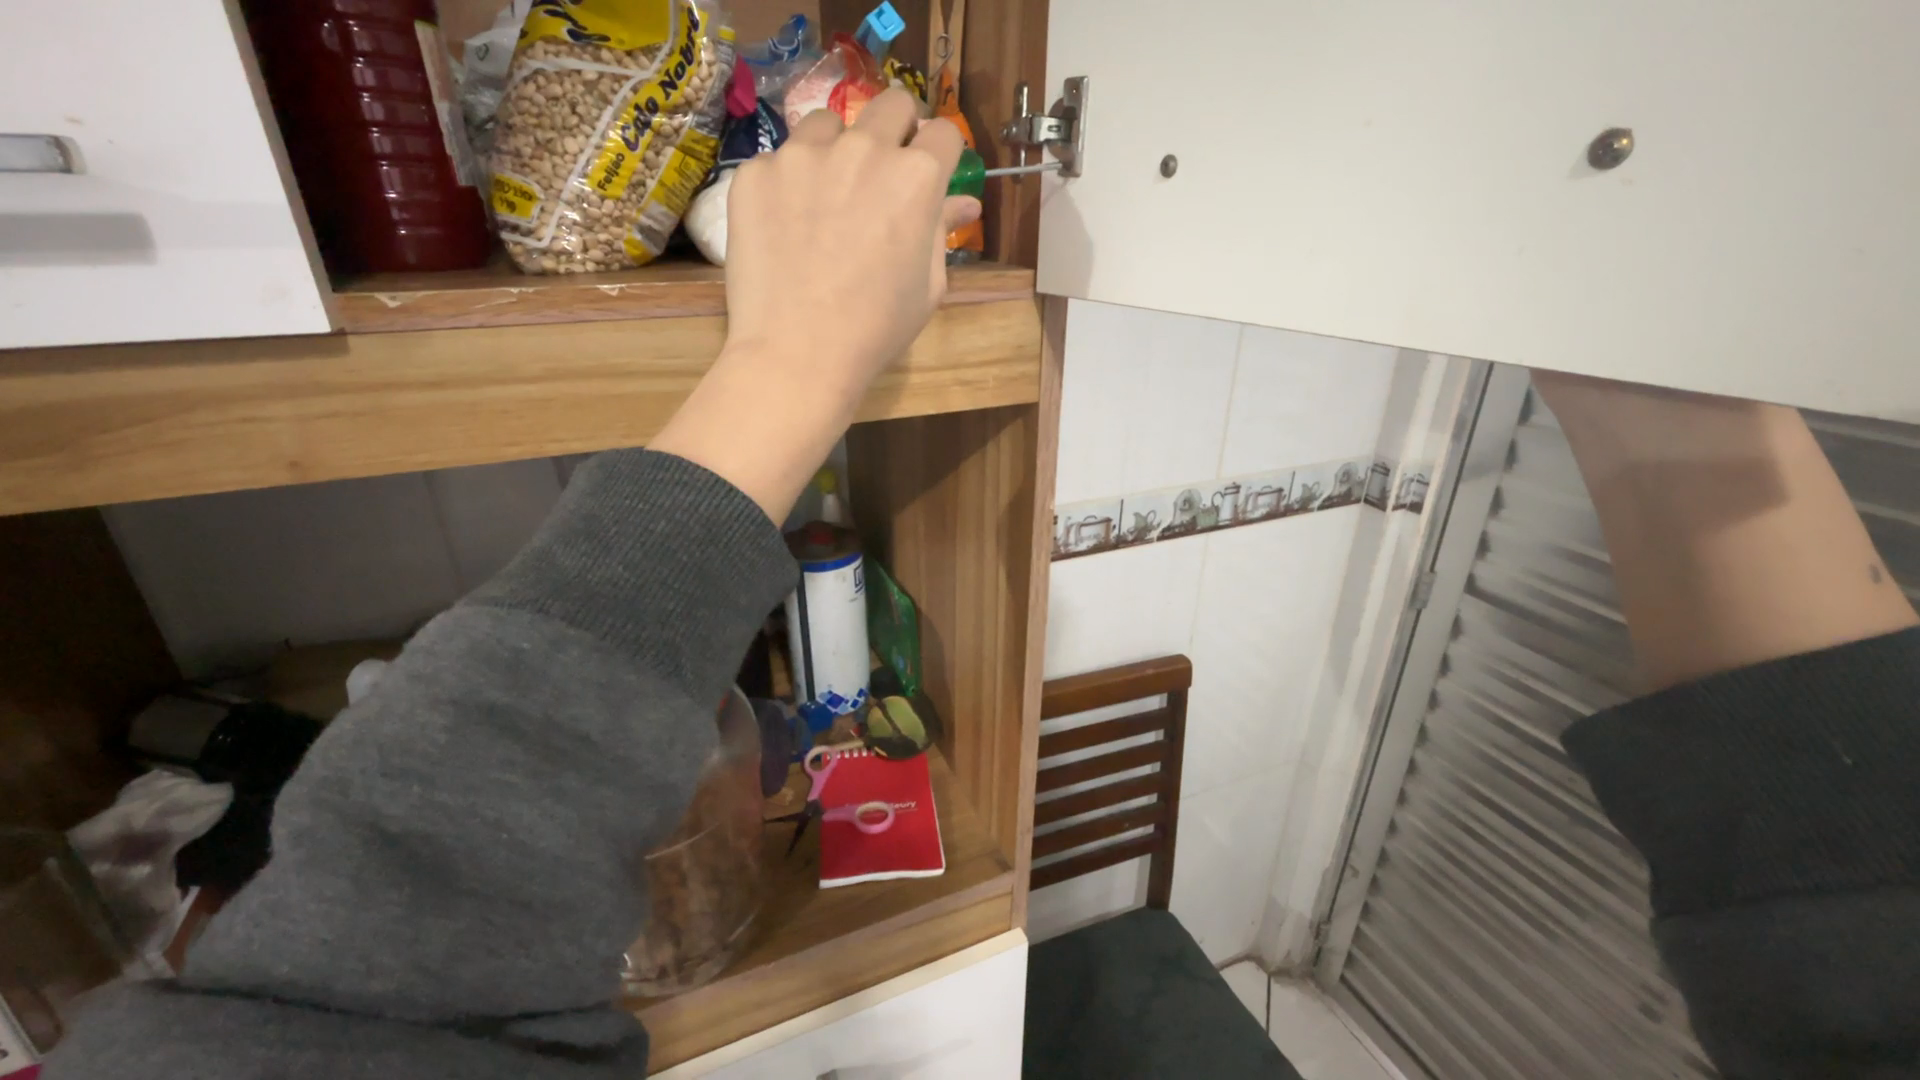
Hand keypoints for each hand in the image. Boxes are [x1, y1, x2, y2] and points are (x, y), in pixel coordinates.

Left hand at [649, 88, 979, 522]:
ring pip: (828, 124)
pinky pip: (779, 161)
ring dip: (836, 148)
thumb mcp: (927, 286)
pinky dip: (788, 184)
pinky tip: (785, 228)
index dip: (939, 153)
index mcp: (916, 177)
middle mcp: (863, 149)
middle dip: (896, 129)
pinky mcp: (756, 171)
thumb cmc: (876, 329)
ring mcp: (803, 155)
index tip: (930, 171)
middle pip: (891, 105)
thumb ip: (942, 231)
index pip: (943, 132)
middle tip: (883, 171)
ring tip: (826, 197)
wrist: (797, 353)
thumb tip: (963, 204)